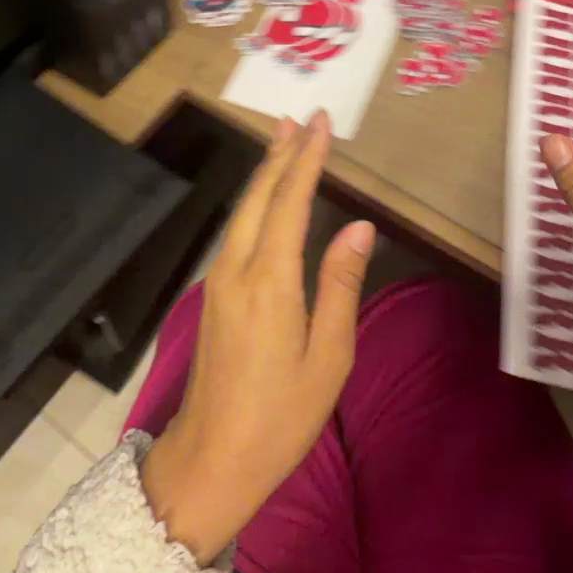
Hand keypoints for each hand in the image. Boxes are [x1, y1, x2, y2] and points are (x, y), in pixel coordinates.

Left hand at [142, 112, 374, 562]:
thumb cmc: (282, 415)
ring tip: (283, 142)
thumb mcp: (329, 356)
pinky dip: (255, 204)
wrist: (214, 454)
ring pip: (243, 212)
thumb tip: (360, 227)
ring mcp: (218, 281)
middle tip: (299, 118)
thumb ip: (341, 285)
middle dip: (279, 154)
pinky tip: (266, 199)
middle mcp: (236, 269)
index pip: (290, 202)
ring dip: (264, 174)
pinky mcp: (212, 295)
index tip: (321, 123)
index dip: (306, 159)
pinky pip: (236, 233)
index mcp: (269, 281)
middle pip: (258, 197)